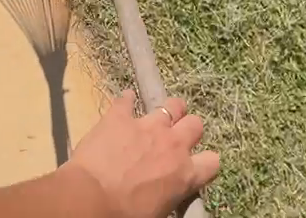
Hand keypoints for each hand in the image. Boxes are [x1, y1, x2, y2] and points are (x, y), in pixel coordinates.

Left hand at [62, 90, 219, 217]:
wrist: (92, 199)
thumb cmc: (127, 216)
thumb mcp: (160, 211)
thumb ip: (171, 191)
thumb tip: (167, 189)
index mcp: (184, 174)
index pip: (212, 162)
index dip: (207, 162)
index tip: (198, 164)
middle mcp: (172, 144)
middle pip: (195, 124)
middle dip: (189, 128)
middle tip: (177, 136)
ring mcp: (147, 125)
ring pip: (171, 105)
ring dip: (167, 110)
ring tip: (160, 116)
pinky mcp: (121, 115)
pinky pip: (127, 99)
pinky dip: (127, 101)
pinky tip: (124, 103)